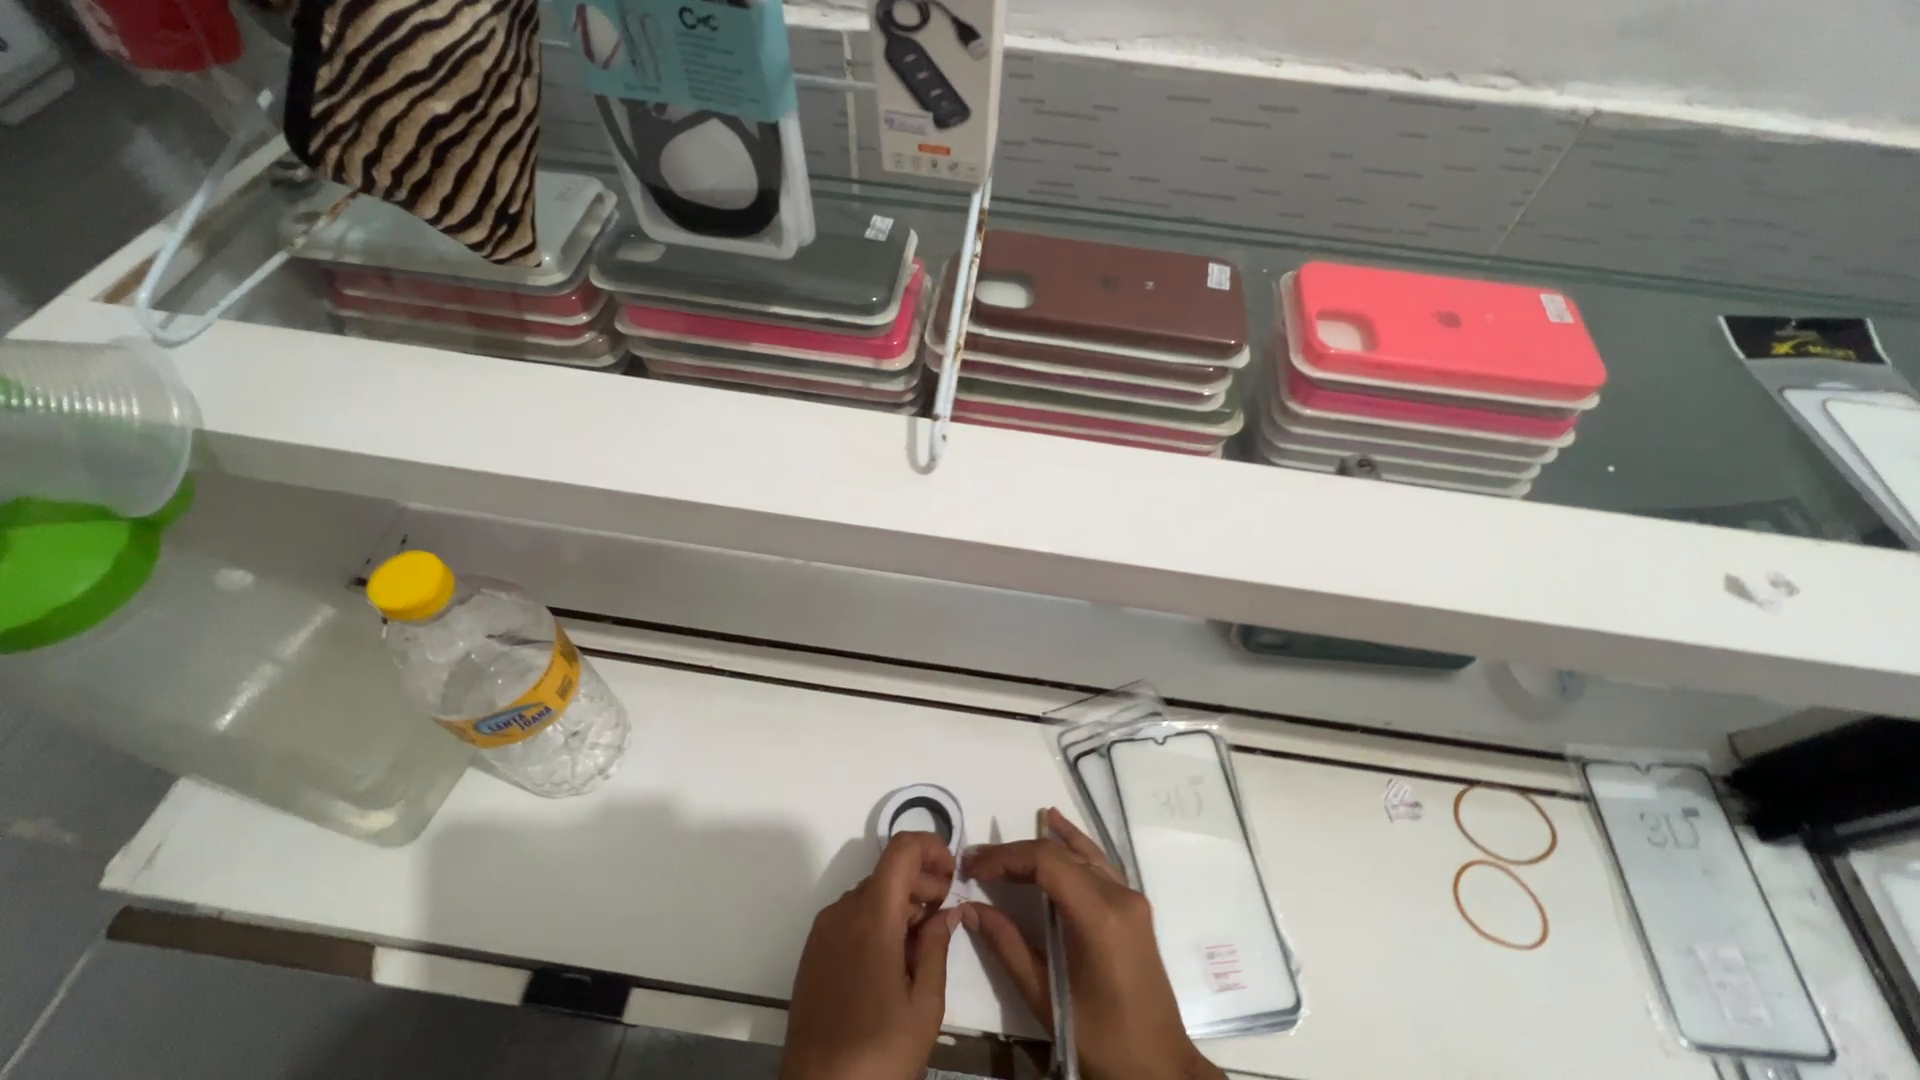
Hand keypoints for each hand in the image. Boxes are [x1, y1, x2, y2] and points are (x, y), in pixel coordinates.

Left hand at [781, 831, 960, 1079]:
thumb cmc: (879, 1051)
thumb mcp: (925, 1004)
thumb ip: (937, 947)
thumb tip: (947, 911)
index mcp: (872, 918)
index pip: (901, 850)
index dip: (932, 848)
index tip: (953, 876)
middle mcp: (842, 913)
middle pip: (887, 872)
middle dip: (922, 880)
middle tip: (946, 913)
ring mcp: (822, 932)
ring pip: (869, 894)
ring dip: (900, 902)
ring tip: (923, 943)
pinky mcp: (812, 952)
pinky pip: (850, 916)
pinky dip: (877, 919)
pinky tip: (893, 957)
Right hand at [963, 808, 1225, 1079]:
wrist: (1159, 1066)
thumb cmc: (1101, 1037)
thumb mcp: (1045, 998)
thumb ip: (1007, 945)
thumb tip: (969, 908)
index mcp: (1100, 916)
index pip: (1046, 862)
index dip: (1004, 857)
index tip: (971, 867)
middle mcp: (1121, 896)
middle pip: (1062, 854)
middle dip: (1016, 854)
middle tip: (976, 862)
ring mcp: (1132, 900)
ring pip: (1083, 853)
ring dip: (1044, 845)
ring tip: (1008, 836)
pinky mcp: (1135, 909)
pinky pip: (1100, 865)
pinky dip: (1075, 845)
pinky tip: (1059, 828)